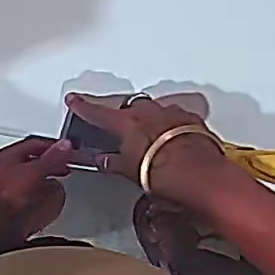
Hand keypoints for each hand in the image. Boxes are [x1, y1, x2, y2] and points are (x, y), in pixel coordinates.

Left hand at [0, 137, 74, 243]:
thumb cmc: (1, 193)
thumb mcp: (33, 172)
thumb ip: (50, 159)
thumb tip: (64, 146)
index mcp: (8, 156)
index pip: (34, 145)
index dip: (53, 148)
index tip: (66, 152)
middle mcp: (0, 168)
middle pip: (28, 161)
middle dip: (47, 165)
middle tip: (60, 169)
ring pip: (22, 178)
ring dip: (39, 180)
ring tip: (51, 186)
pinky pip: (18, 195)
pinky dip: (30, 196)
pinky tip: (34, 203)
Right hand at [64, 93, 242, 209]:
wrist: (199, 175)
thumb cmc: (163, 172)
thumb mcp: (129, 171)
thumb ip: (114, 162)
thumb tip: (105, 160)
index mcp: (127, 122)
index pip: (98, 112)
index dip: (83, 106)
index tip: (75, 99)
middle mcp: (149, 112)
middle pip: (129, 107)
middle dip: (123, 115)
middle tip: (120, 128)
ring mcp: (172, 114)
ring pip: (154, 110)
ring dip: (149, 120)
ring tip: (149, 138)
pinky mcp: (193, 121)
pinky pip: (176, 117)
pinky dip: (171, 125)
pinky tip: (171, 138)